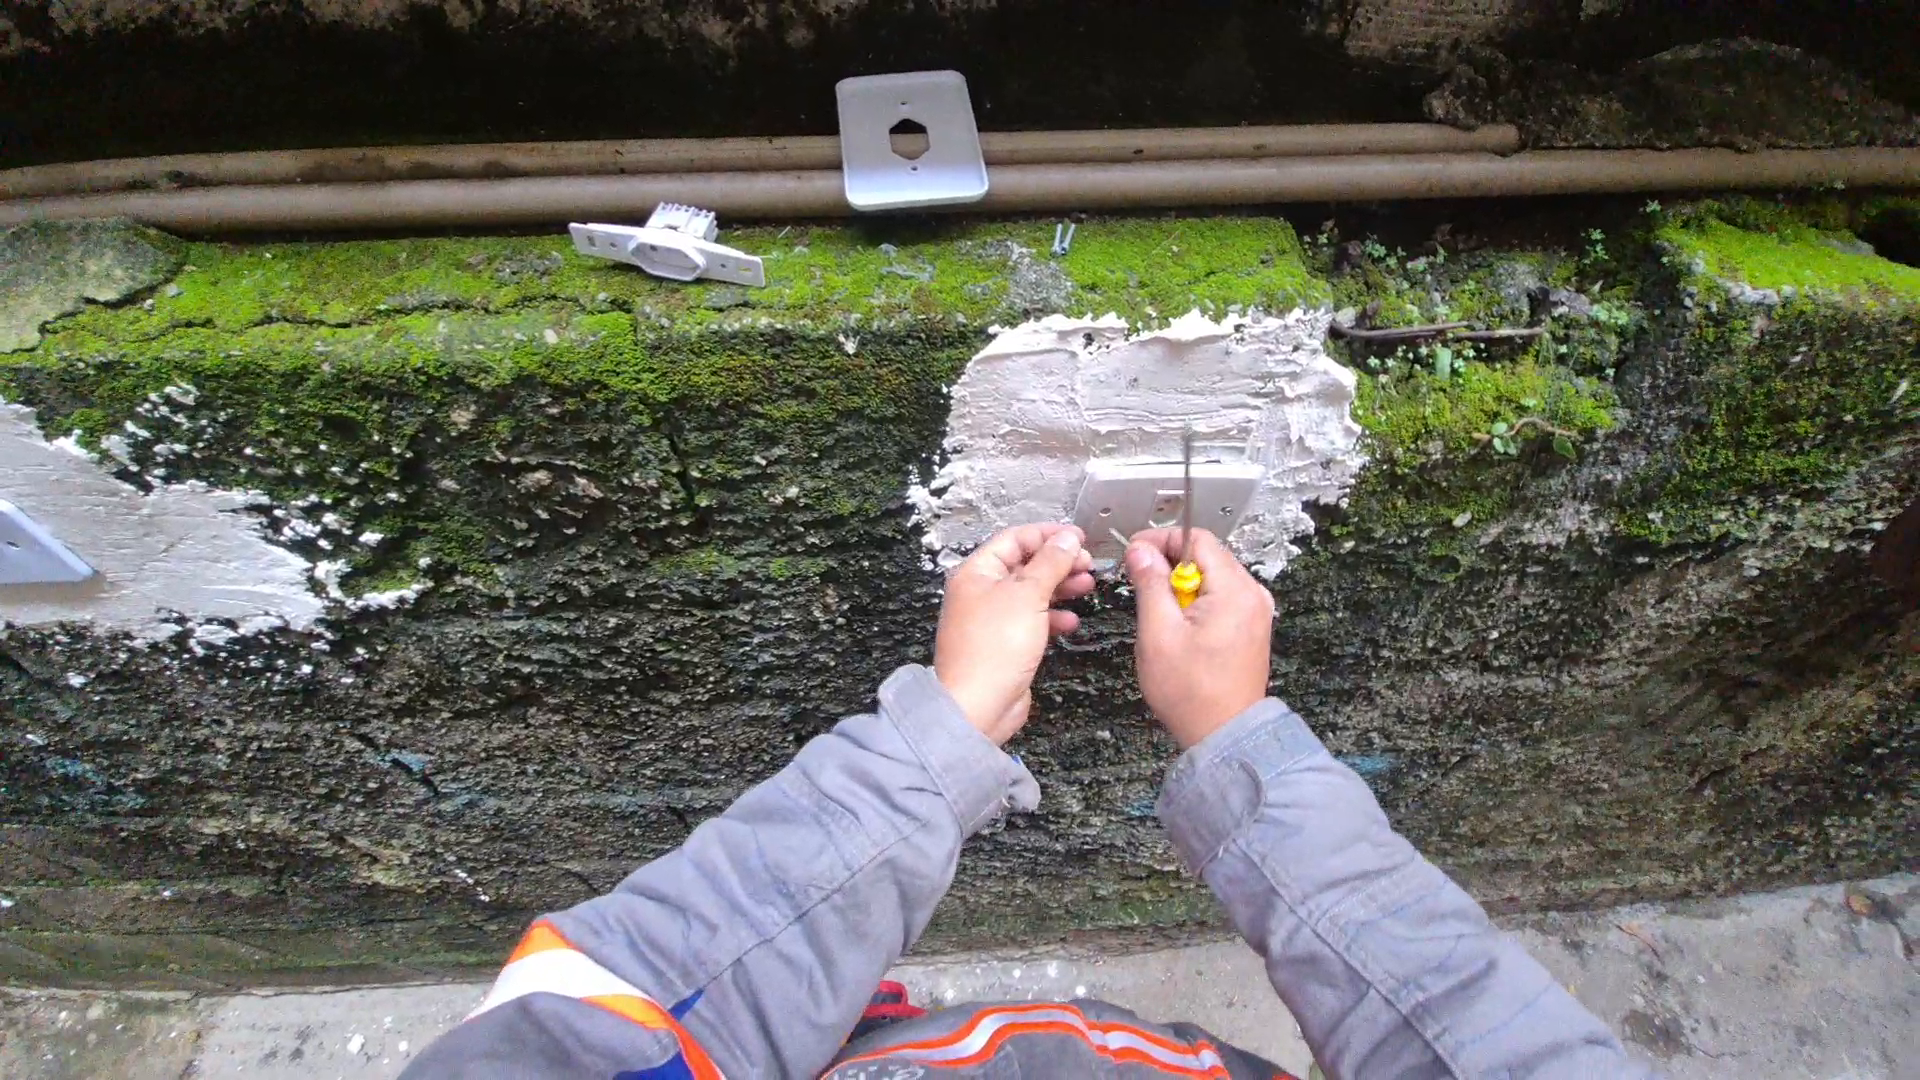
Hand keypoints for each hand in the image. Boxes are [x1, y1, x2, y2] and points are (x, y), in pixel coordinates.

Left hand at [934, 524, 1094, 743]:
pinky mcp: (1004, 643)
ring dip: (1060, 587)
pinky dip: (1052, 617)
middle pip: (1024, 565)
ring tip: (1086, 585)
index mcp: (976, 572)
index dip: (1047, 534)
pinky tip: (1070, 621)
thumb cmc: (991, 649)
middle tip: (1086, 563)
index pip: (1014, 539)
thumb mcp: (1027, 594)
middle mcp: (980, 592)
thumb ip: (1050, 563)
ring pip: (1031, 592)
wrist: (978, 705)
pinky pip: (1032, 621)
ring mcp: (992, 619)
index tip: (1077, 536)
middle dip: (1058, 561)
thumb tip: (1067, 538)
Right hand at [1124, 528, 1273, 747]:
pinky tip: (1176, 621)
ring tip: (1155, 606)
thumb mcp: (1158, 632)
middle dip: (1169, 561)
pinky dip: (1195, 598)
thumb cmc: (1191, 692)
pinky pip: (1220, 596)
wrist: (1223, 734)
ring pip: (1211, 575)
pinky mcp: (1250, 627)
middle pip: (1206, 554)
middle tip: (1138, 578)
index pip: (1197, 539)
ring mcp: (1255, 611)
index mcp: (1234, 591)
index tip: (1134, 552)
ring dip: (1180, 581)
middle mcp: (1252, 595)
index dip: (1161, 540)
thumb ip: (1150, 584)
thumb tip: (1140, 550)